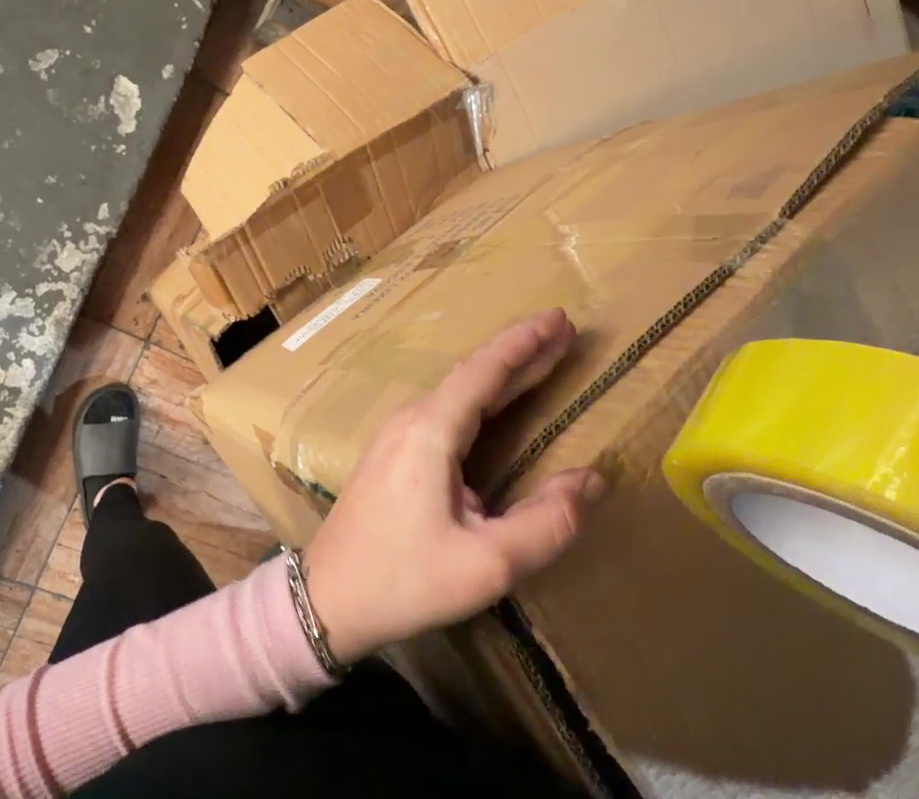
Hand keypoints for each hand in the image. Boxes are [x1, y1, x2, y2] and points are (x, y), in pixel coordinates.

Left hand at [302, 310, 605, 664]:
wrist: (327, 599)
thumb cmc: (404, 579)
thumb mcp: (487, 564)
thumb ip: (546, 522)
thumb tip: (591, 480)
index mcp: (430, 432)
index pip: (484, 371)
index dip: (525, 343)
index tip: (561, 319)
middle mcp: (410, 421)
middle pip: (472, 375)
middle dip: (520, 352)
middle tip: (564, 330)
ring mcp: (395, 436)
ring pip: (456, 392)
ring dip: (500, 375)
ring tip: (543, 359)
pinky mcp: (391, 455)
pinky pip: (444, 412)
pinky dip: (479, 399)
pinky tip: (496, 407)